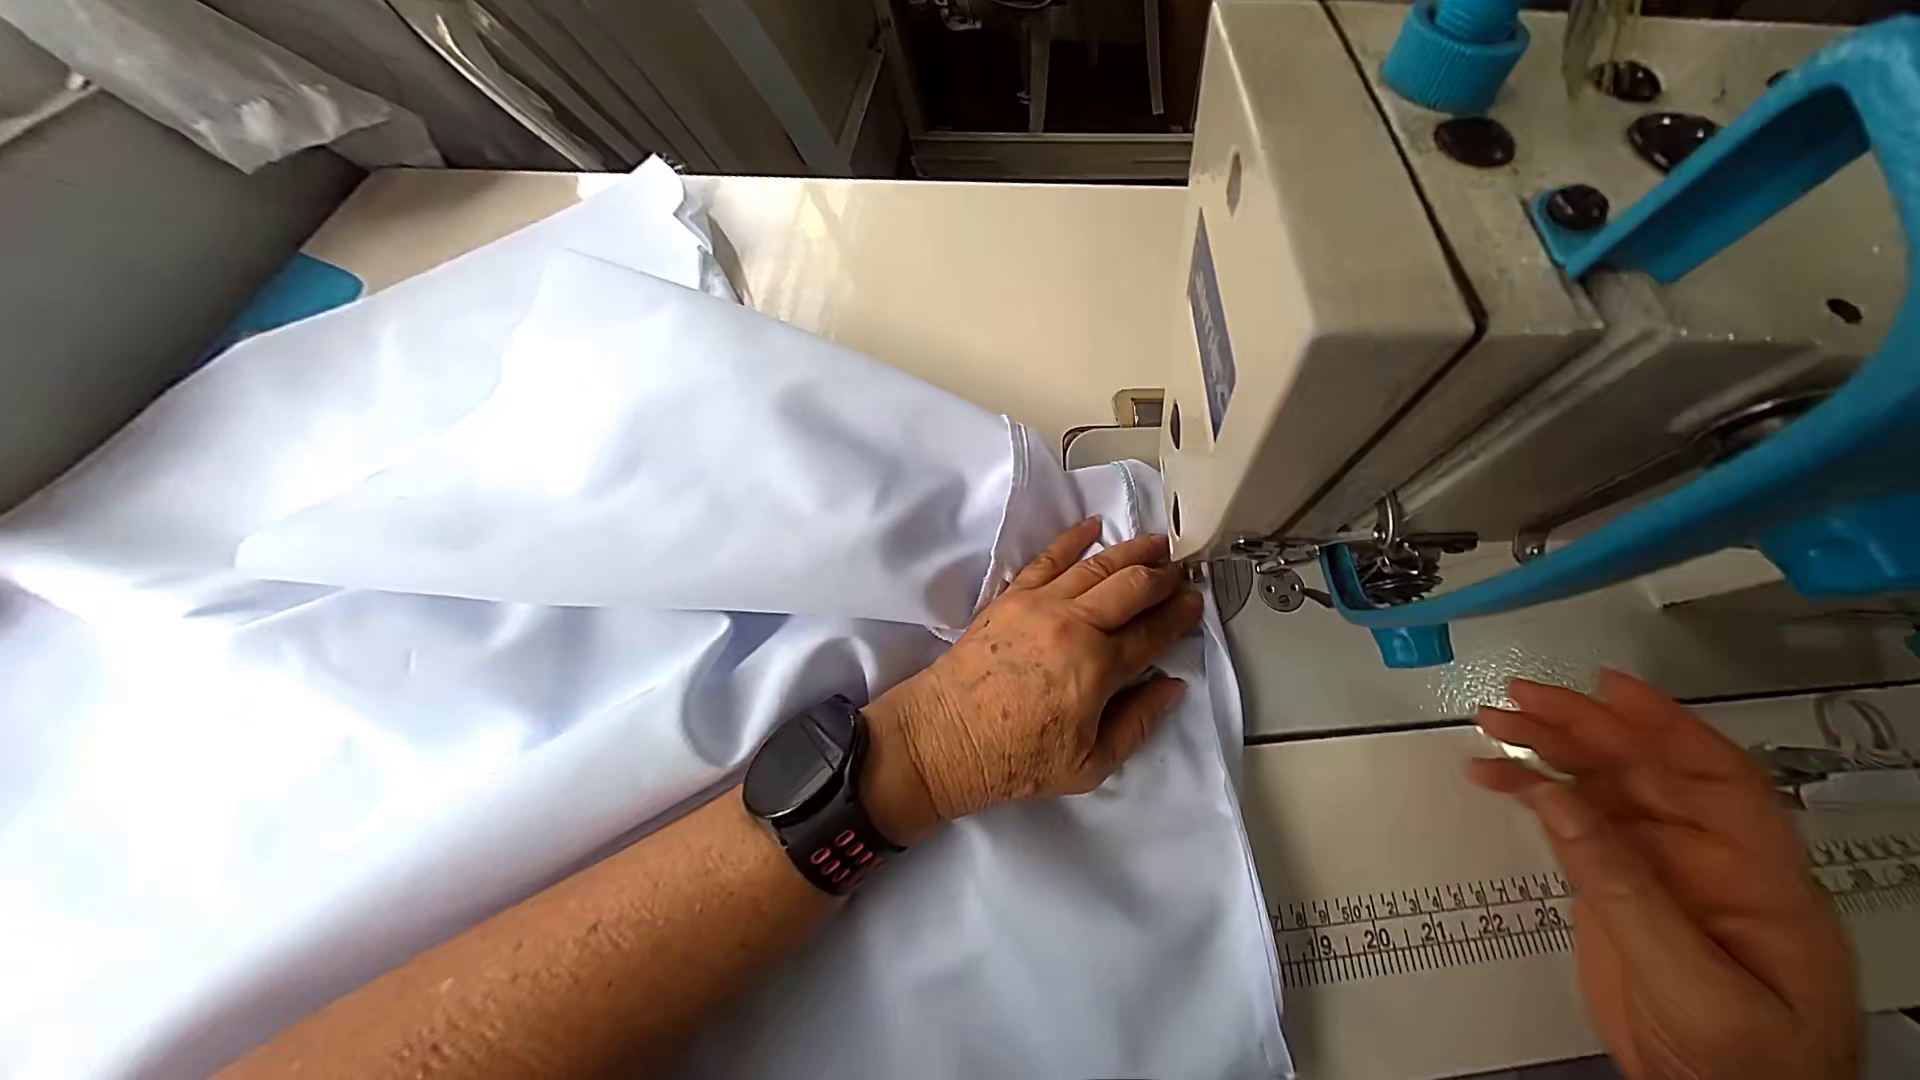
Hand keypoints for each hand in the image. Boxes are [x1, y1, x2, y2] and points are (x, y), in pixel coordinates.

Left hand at [860, 518, 1202, 844]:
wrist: (945, 736)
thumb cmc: (1015, 758)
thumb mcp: (1090, 764)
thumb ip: (1138, 723)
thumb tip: (1171, 686)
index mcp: (1098, 667)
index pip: (1153, 631)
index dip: (1180, 615)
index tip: (1195, 603)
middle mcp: (1074, 625)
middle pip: (1132, 586)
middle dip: (1163, 576)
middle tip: (1181, 571)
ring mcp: (1039, 604)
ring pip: (1096, 565)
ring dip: (1130, 551)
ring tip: (1155, 543)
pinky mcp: (1010, 597)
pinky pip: (1047, 558)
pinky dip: (1072, 539)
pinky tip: (1092, 526)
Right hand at [1470, 671, 1857, 1079]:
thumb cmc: (1738, 1062)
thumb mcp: (1691, 981)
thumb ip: (1623, 885)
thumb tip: (1553, 797)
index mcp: (1755, 876)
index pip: (1715, 778)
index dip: (1665, 724)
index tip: (1604, 685)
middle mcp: (1703, 856)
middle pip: (1641, 769)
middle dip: (1579, 726)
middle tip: (1514, 698)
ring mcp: (1652, 865)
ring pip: (1596, 783)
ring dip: (1545, 748)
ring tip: (1489, 722)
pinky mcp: (1608, 878)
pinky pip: (1565, 815)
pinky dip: (1527, 789)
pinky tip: (1492, 775)